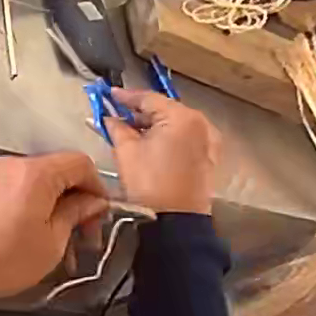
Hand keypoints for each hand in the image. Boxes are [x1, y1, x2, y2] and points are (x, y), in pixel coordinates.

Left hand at [0, 152, 109, 304]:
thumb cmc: (5, 258)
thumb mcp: (52, 242)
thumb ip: (76, 213)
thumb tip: (93, 202)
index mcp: (36, 173)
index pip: (80, 163)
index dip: (97, 188)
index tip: (100, 216)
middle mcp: (15, 164)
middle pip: (59, 171)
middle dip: (77, 201)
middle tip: (85, 237)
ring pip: (40, 182)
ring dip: (56, 207)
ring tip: (62, 245)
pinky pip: (19, 188)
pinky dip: (34, 205)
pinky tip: (37, 235)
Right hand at [104, 89, 220, 214]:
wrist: (175, 221)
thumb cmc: (149, 183)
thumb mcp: (126, 151)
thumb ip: (116, 127)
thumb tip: (107, 117)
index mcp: (182, 117)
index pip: (148, 99)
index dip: (125, 96)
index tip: (108, 94)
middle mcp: (200, 123)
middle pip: (164, 109)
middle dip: (139, 112)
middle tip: (116, 114)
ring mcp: (208, 140)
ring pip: (174, 124)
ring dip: (152, 125)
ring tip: (129, 129)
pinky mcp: (208, 156)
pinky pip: (184, 137)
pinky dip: (166, 136)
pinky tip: (149, 142)